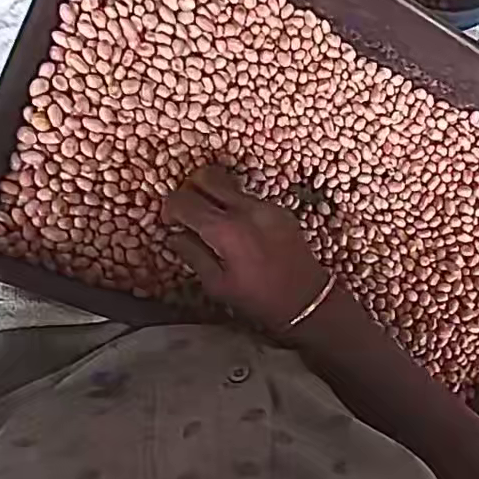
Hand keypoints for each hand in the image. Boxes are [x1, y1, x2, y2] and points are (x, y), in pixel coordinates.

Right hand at [162, 165, 330, 332]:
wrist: (307, 301)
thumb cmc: (259, 300)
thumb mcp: (218, 285)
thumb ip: (193, 254)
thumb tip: (175, 236)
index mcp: (225, 230)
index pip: (184, 201)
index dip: (170, 208)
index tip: (170, 223)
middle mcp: (245, 210)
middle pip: (206, 177)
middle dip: (189, 190)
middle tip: (187, 214)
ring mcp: (265, 207)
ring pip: (229, 185)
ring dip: (213, 197)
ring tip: (212, 224)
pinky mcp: (279, 210)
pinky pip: (248, 198)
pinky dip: (235, 207)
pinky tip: (238, 232)